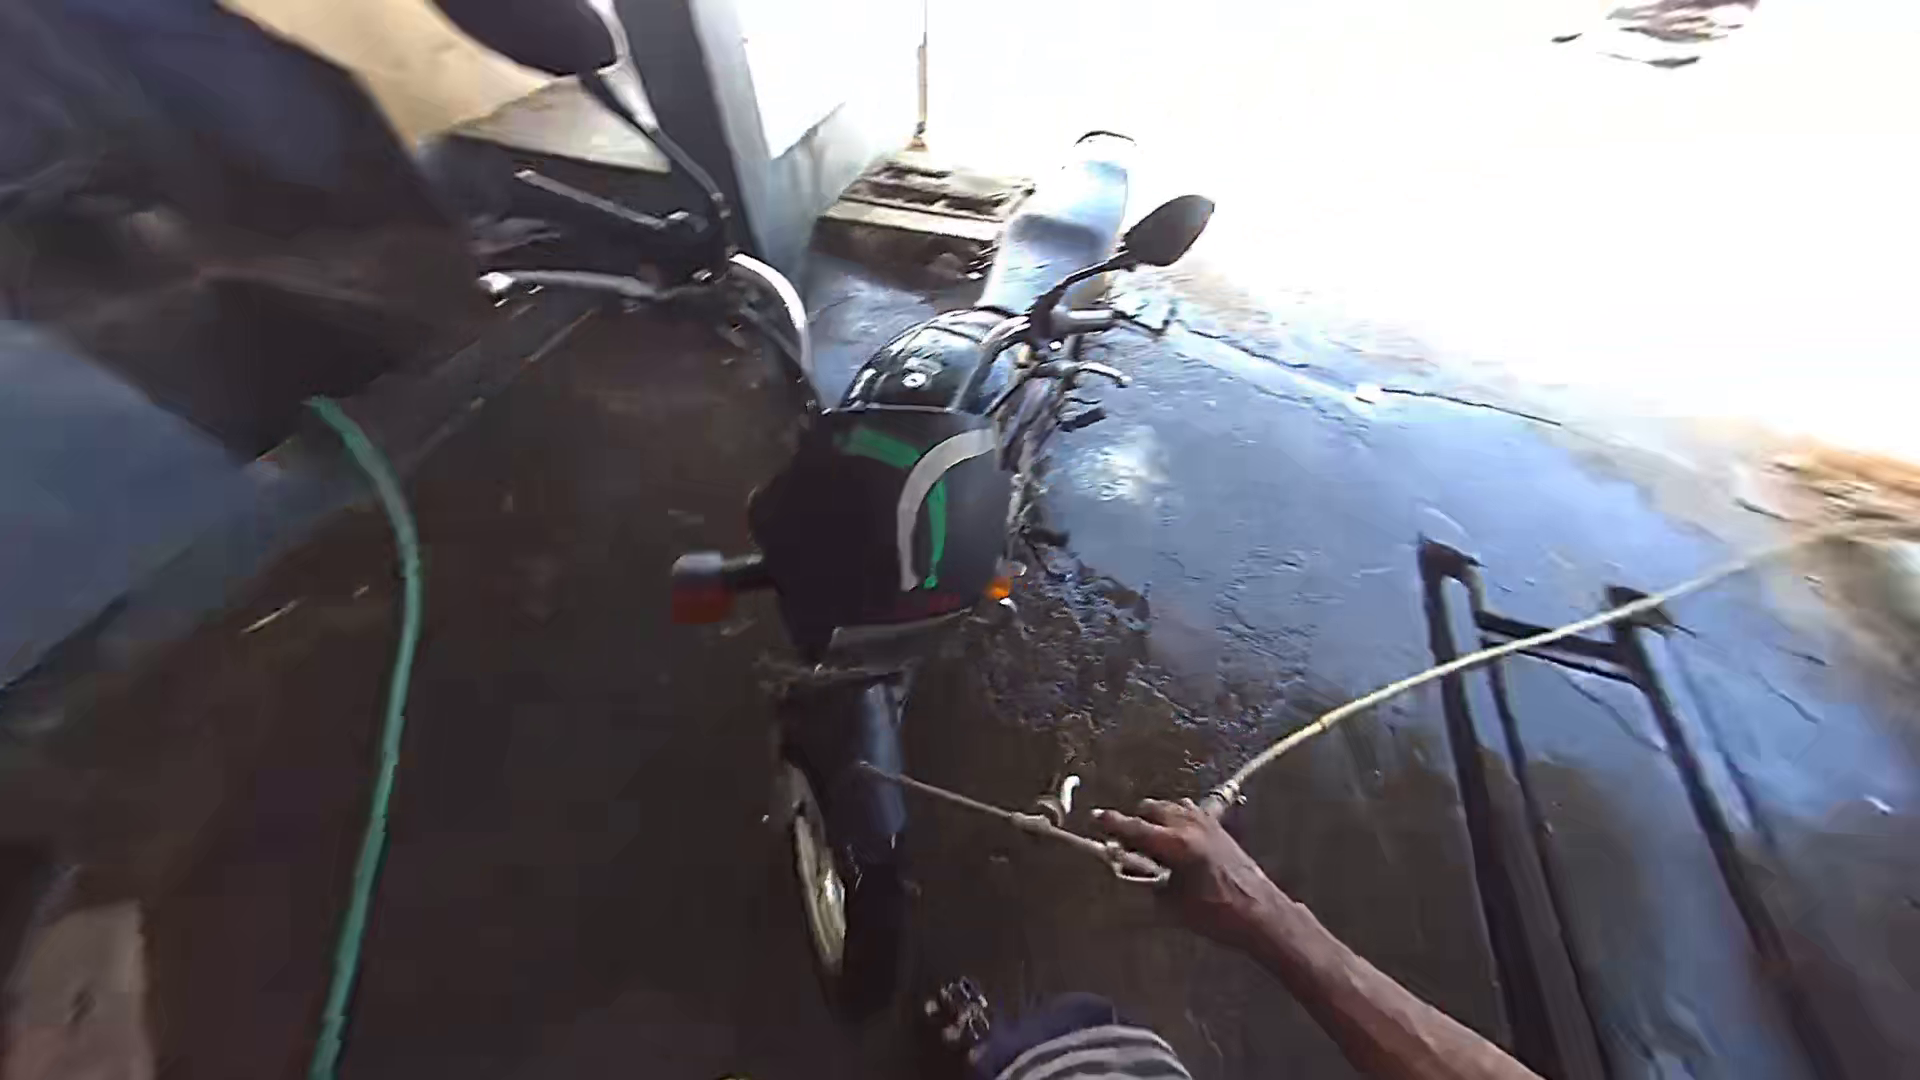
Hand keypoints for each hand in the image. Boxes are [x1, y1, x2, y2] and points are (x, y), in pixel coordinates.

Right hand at [1093, 798, 1288, 949]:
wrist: (1262, 914)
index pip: (1135, 828)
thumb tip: (1129, 869)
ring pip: (1168, 806)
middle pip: (1149, 809)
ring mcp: (1204, 821)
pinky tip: (1176, 834)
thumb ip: (1147, 880)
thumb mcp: (1174, 904)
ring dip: (1155, 817)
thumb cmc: (1218, 915)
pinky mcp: (1216, 825)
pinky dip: (1175, 816)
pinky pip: (1187, 809)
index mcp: (1176, 844)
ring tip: (1152, 838)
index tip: (1096, 817)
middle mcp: (1188, 825)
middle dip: (1135, 822)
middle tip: (1128, 841)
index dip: (1112, 823)